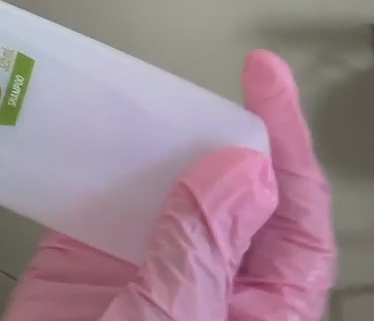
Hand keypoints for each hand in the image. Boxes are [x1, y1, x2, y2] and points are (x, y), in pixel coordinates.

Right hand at [3, 51, 335, 319]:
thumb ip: (201, 252)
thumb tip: (246, 166)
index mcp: (258, 311)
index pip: (293, 216)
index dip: (286, 143)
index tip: (264, 78)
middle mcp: (209, 278)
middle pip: (228, 187)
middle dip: (220, 127)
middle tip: (193, 76)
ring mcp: (145, 261)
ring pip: (162, 180)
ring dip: (151, 134)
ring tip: (136, 92)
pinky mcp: (86, 251)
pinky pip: (98, 189)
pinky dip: (90, 152)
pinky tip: (80, 125)